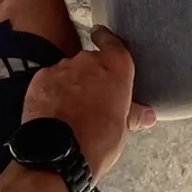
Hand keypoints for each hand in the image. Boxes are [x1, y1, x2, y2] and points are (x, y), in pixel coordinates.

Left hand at [23, 25, 152, 176]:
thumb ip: (133, 114)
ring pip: (68, 71)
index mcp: (116, 67)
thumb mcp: (123, 129)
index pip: (112, 41)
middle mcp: (89, 60)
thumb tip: (149, 115)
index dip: (106, 38)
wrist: (58, 155)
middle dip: (89, 75)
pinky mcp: (41, 78)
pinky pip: (49, 80)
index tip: (101, 37)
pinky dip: (51, 92)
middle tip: (90, 99)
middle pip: (90, 60)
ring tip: (70, 110)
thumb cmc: (98, 141)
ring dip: (70, 84)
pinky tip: (53, 111)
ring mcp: (63, 67)